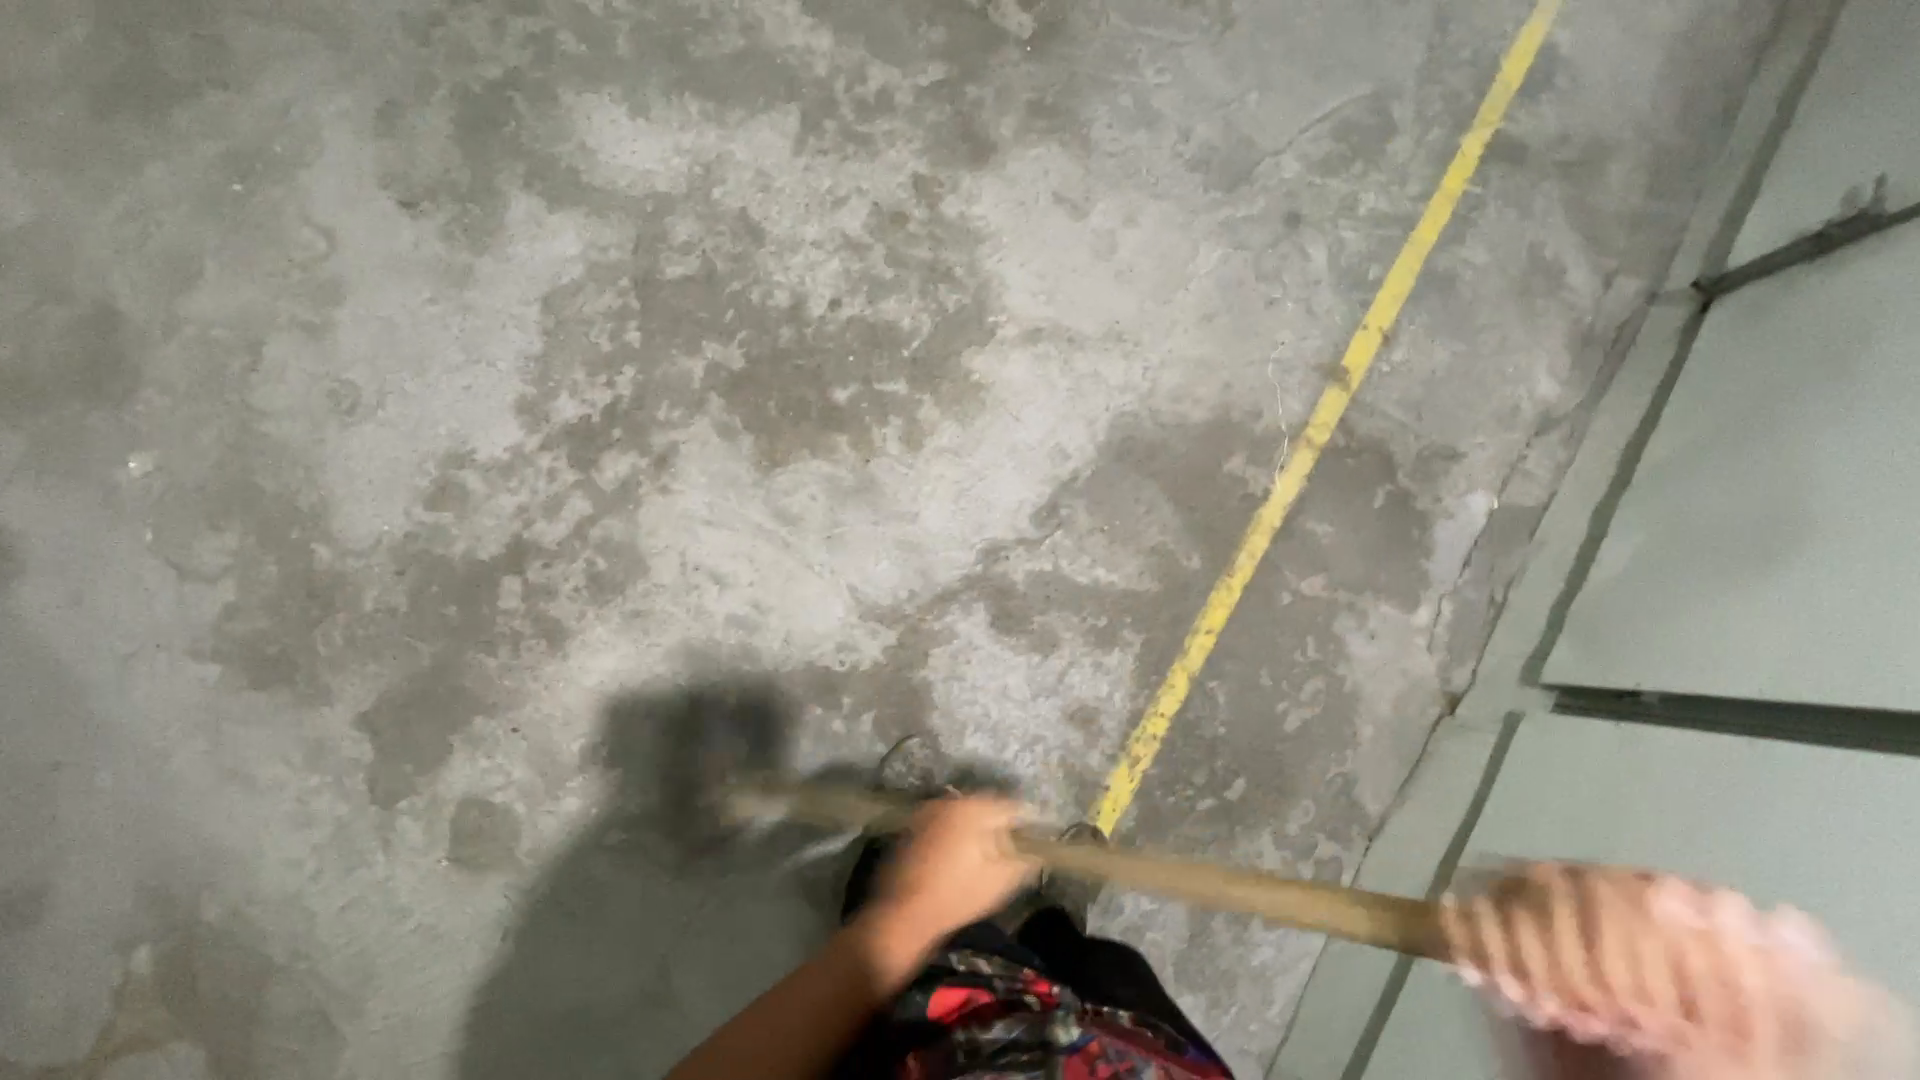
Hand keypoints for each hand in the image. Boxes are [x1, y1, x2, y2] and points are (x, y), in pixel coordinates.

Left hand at [863, 795, 1038, 949]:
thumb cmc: (956, 895)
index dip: (1025, 818)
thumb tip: (1037, 854)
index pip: (1009, 806)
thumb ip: (1024, 863)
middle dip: (998, 822)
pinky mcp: (911, 828)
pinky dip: (955, 833)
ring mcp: (926, 813)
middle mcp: (948, 803)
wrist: (903, 912)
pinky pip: (942, 824)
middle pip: (983, 807)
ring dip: (975, 827)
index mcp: (972, 809)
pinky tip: (959, 855)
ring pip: (961, 814)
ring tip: (986, 849)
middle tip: (1012, 840)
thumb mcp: (1000, 882)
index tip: (1036, 827)